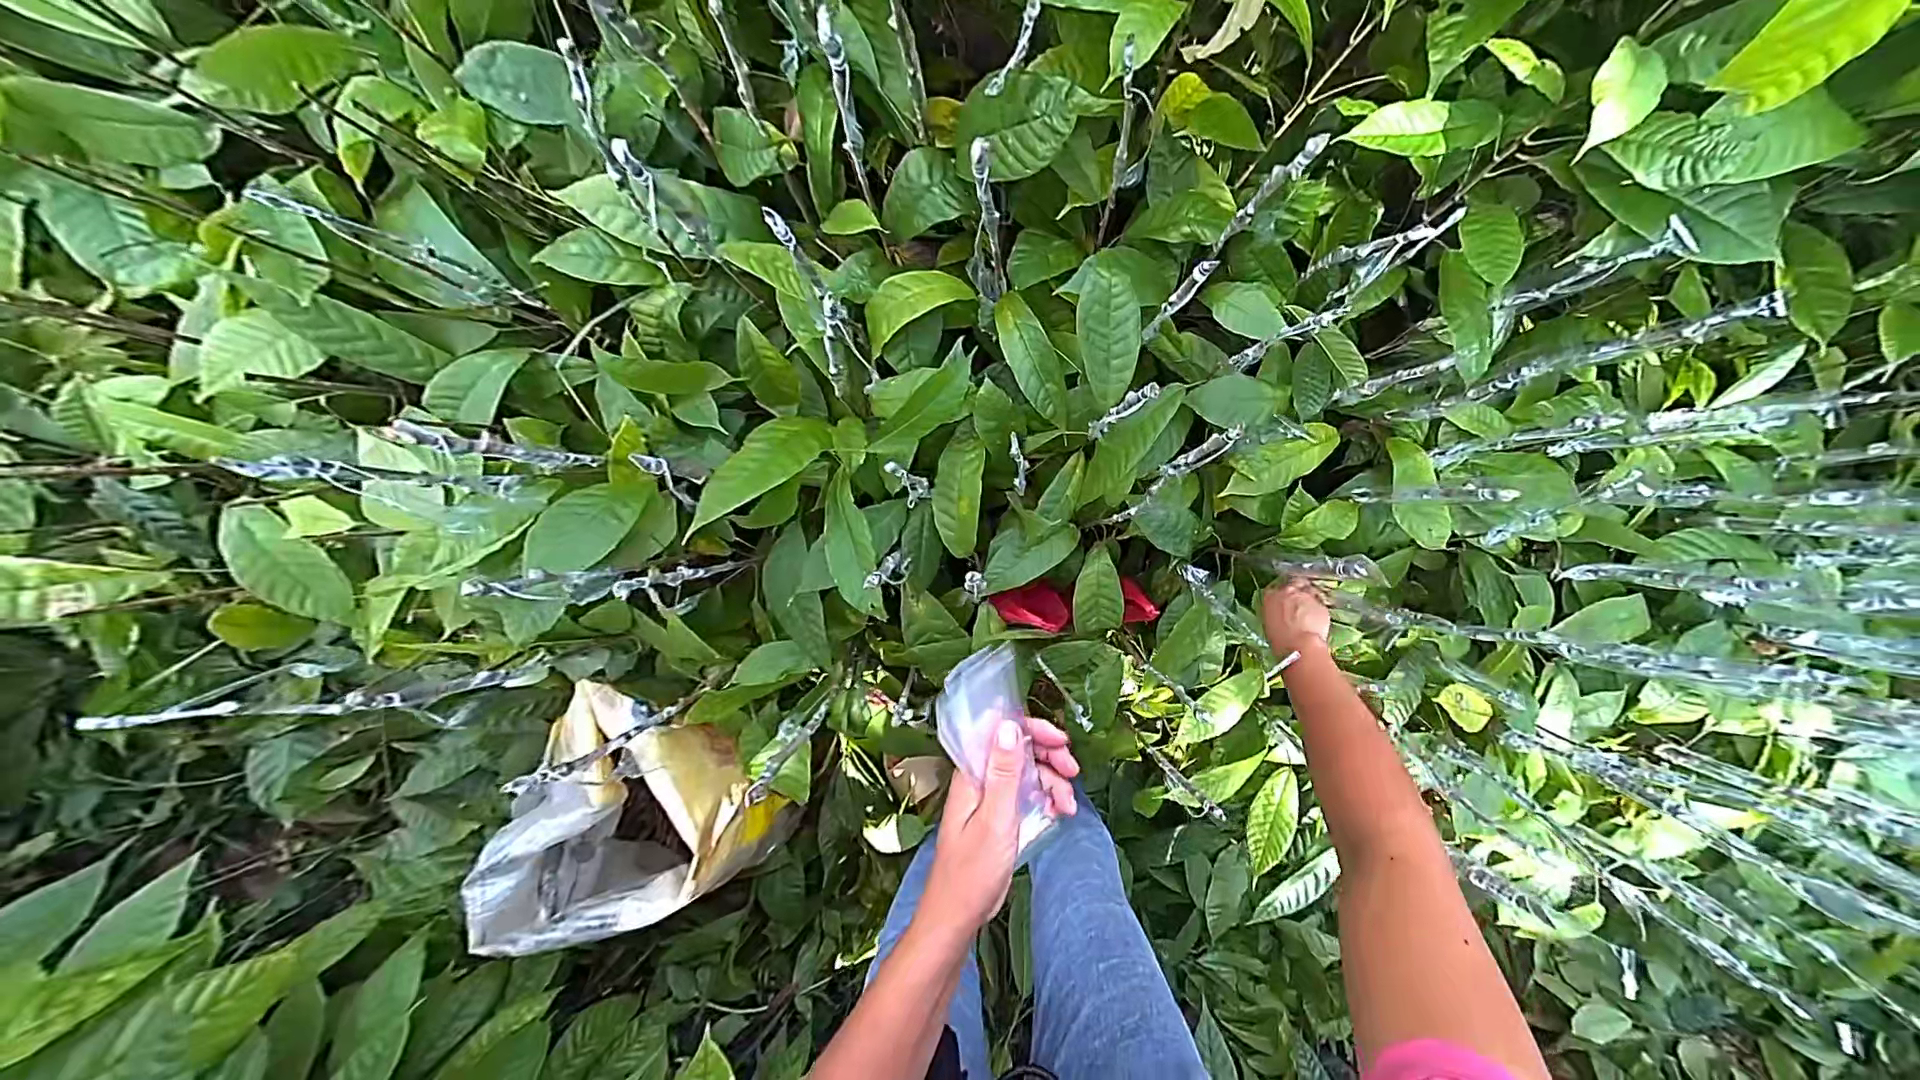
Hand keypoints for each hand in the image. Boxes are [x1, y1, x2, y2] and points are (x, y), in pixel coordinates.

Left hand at [920, 714, 1078, 934]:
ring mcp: (990, 798)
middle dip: (1049, 755)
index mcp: (972, 774)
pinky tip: (1058, 813)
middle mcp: (980, 780)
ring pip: (1028, 773)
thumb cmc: (969, 873)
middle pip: (1019, 749)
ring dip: (1052, 782)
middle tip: (1071, 771)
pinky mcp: (999, 816)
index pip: (1001, 731)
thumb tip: (1007, 726)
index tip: (1059, 740)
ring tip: (1067, 804)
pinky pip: (1027, 795)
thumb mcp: (994, 819)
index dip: (1032, 729)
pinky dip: (1046, 800)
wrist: (957, 915)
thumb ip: (1003, 772)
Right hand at [1263, 578, 1330, 658]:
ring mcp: (1306, 595)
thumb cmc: (1279, 638)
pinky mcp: (1321, 603)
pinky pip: (1320, 602)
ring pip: (1310, 590)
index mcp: (1270, 595)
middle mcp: (1288, 591)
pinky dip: (1319, 608)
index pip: (1276, 588)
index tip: (1284, 600)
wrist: (1299, 645)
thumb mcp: (1268, 622)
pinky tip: (1318, 617)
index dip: (1281, 593)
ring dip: (1309, 596)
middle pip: (1295, 583)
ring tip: (1309, 609)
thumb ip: (1273, 610)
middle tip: (1299, 601)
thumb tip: (1279, 611)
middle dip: (1298, 590)